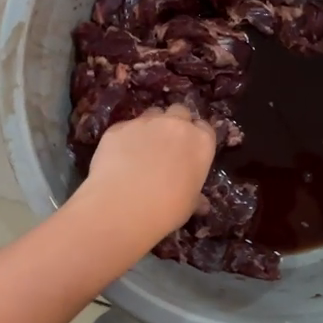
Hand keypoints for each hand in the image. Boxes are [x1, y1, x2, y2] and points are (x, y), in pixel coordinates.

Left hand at [79, 106, 216, 238]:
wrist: (122, 207)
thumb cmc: (166, 210)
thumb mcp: (188, 206)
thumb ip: (196, 197)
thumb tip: (202, 204)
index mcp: (200, 142)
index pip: (204, 128)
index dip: (196, 138)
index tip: (189, 152)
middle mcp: (175, 125)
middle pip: (179, 112)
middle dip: (175, 124)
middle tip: (167, 147)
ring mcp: (145, 122)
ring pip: (152, 114)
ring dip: (151, 127)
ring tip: (142, 150)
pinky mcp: (118, 127)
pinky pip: (126, 127)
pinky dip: (125, 138)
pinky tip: (119, 158)